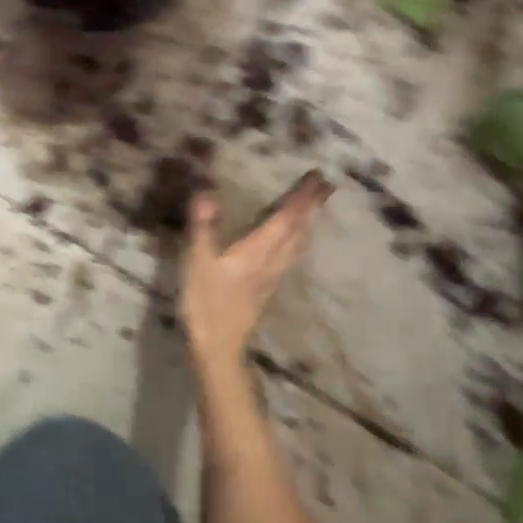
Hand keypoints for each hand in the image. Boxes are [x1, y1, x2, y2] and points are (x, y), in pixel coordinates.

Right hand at [182, 171, 333, 367]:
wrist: (219, 346)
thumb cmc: (206, 303)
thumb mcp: (198, 263)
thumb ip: (204, 228)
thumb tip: (206, 192)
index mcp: (258, 252)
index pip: (287, 219)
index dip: (302, 197)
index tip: (317, 176)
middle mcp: (273, 261)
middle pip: (300, 230)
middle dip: (312, 207)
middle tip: (325, 185)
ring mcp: (272, 276)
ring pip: (299, 244)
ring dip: (308, 223)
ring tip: (314, 209)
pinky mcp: (267, 287)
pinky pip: (291, 255)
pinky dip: (298, 239)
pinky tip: (293, 242)